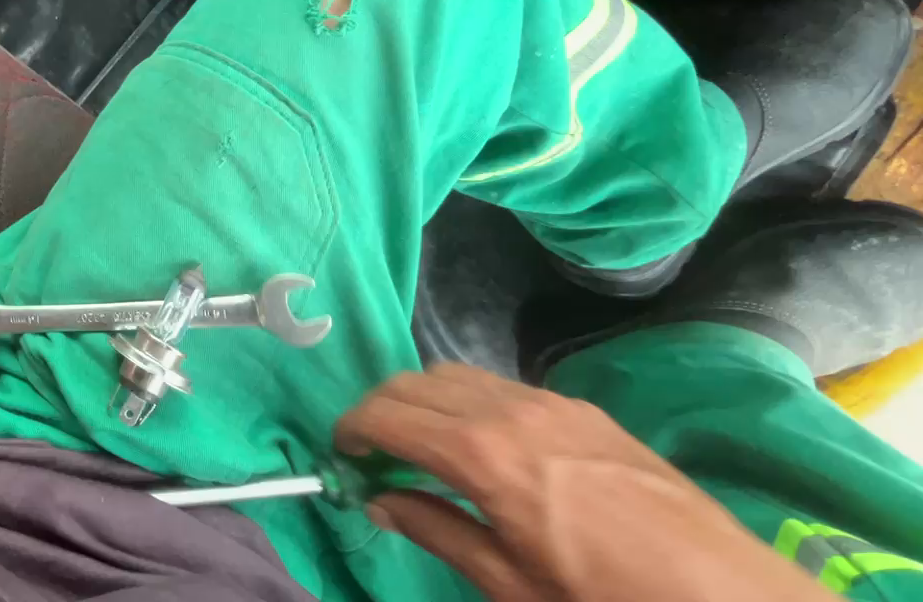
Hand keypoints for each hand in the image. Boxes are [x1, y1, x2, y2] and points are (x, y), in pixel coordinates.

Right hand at [335, 363, 828, 601]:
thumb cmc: (610, 601)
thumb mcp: (514, 587)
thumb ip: (436, 532)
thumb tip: (380, 502)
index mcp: (481, 455)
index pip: (386, 417)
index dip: (352, 430)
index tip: (342, 454)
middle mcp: (505, 409)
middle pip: (410, 383)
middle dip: (378, 410)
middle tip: (375, 453)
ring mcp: (546, 401)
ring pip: (451, 373)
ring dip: (420, 399)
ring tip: (424, 443)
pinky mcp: (579, 406)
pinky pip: (497, 383)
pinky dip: (464, 399)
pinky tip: (483, 442)